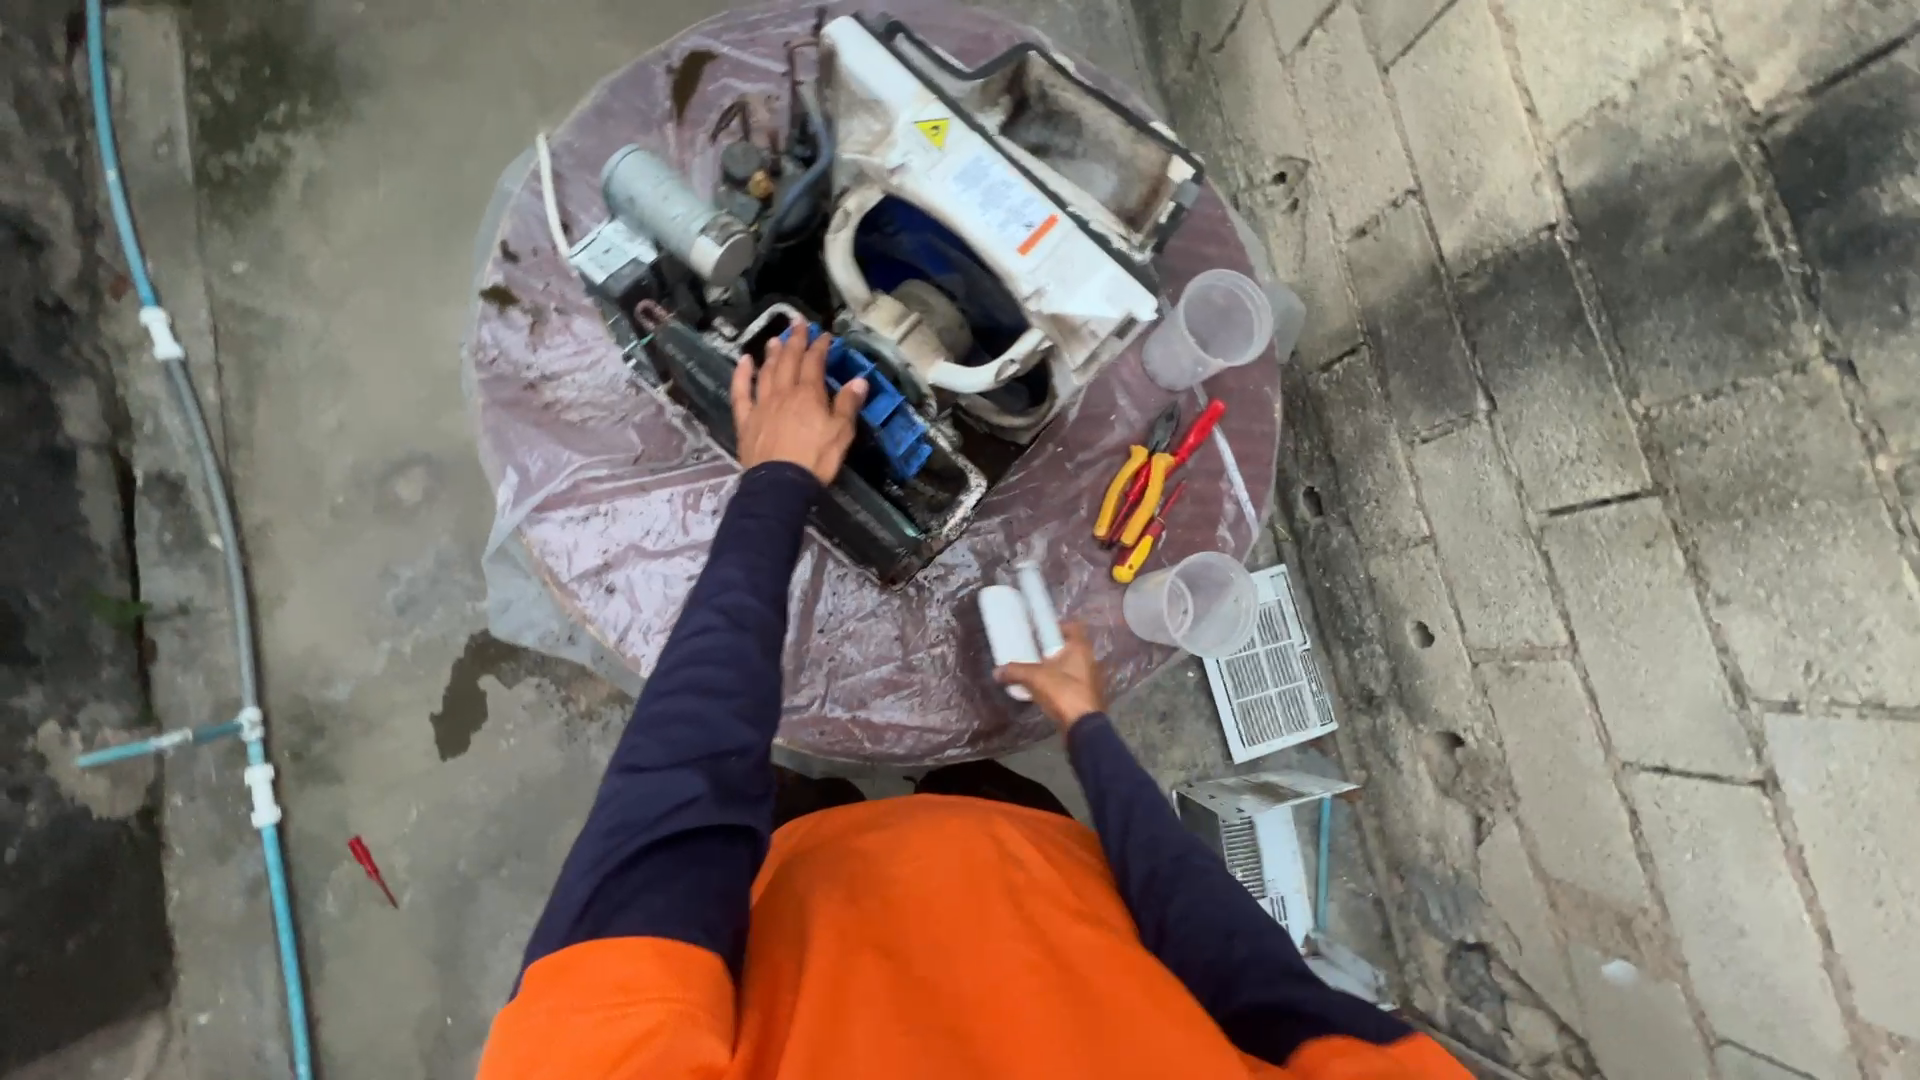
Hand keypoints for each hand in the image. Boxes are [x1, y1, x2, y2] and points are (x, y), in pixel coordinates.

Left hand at [730, 327, 867, 484]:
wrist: (781, 484)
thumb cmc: (816, 459)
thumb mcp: (841, 433)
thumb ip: (848, 404)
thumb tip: (859, 379)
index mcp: (808, 394)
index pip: (814, 363)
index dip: (820, 347)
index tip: (825, 335)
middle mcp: (783, 393)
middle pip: (789, 361)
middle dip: (795, 340)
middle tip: (798, 323)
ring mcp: (761, 405)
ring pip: (766, 372)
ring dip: (772, 353)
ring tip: (776, 339)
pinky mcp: (746, 420)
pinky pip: (741, 392)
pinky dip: (742, 374)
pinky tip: (744, 361)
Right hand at [995, 622, 1106, 730]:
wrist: (1082, 726)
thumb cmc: (1062, 691)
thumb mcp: (1034, 678)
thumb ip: (1015, 671)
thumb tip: (996, 671)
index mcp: (1080, 648)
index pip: (1073, 627)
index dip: (1058, 626)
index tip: (1041, 633)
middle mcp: (1090, 660)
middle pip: (1070, 648)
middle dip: (1053, 650)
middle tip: (1034, 653)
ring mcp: (1091, 679)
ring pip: (1071, 666)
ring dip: (1056, 668)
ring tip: (1036, 673)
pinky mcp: (1088, 696)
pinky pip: (1071, 683)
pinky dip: (1059, 684)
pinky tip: (1044, 691)